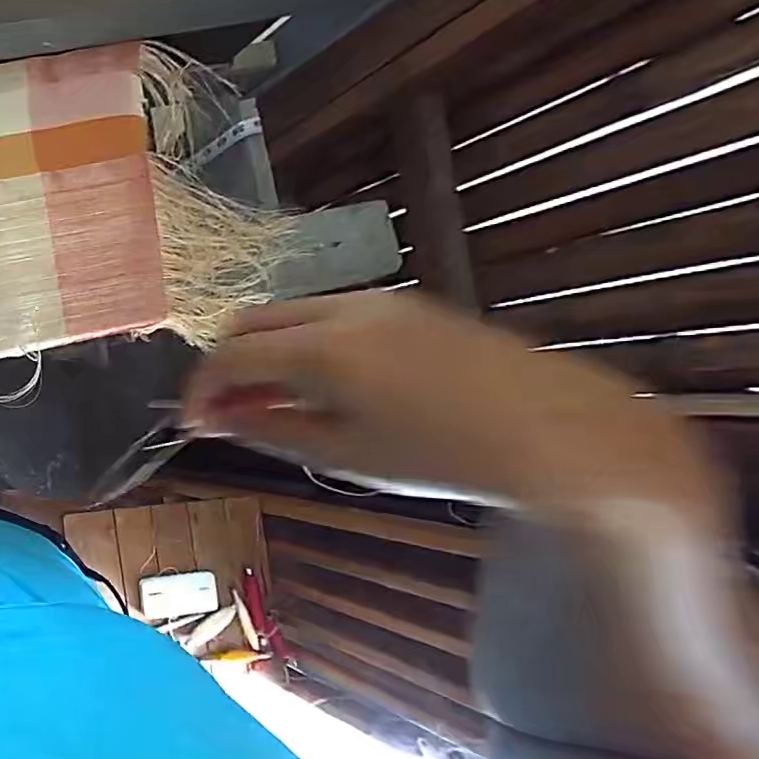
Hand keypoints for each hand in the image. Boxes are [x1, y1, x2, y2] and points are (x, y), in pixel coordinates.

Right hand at [181, 292, 722, 516]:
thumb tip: (214, 420)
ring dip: (259, 354)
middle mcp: (342, 309)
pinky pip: (324, 316)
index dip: (197, 391)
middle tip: (223, 412)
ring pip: (284, 316)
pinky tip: (312, 385)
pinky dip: (296, 345)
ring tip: (266, 403)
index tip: (190, 424)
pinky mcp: (407, 308)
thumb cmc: (440, 455)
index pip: (227, 357)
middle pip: (246, 324)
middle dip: (222, 366)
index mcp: (321, 348)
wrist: (568, 435)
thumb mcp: (338, 452)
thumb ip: (264, 428)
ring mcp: (378, 303)